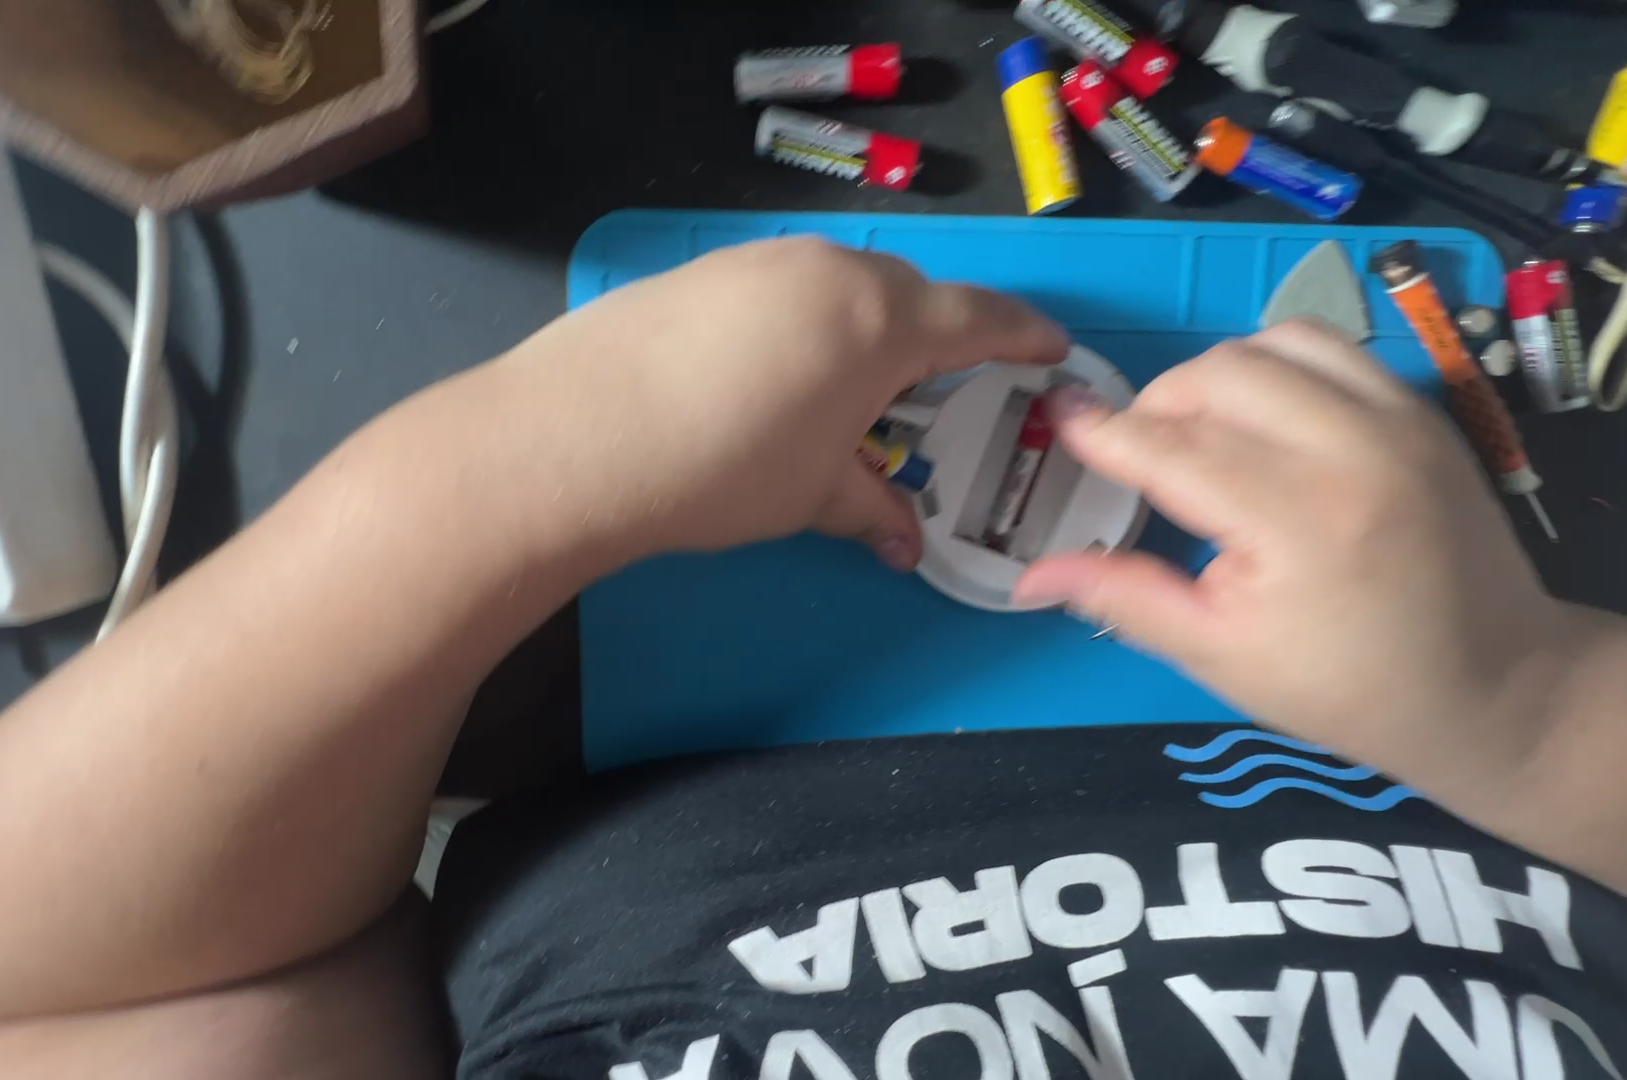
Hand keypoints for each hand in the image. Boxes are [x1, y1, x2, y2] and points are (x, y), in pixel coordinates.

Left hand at [505, 237, 1067, 568]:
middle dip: (935, 338)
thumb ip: (870, 510)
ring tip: (844, 389)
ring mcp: (761, 262)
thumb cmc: (724, 471)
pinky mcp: (704, 270)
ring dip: (863, 330)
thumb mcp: (812, 495)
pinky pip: (783, 289)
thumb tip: (906, 547)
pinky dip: (802, 324)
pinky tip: (767, 374)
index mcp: (881, 321)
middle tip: (932, 392)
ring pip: (843, 287)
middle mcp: (830, 272)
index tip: (1049, 349)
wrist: (577, 439)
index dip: (1022, 335)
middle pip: (910, 296)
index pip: (978, 319)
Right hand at [1013, 320, 1578, 790]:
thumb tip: (1028, 577)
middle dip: (1151, 403)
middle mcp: (1352, 448)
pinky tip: (1256, 421)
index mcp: (1297, 521)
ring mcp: (1398, 418)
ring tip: (1194, 432)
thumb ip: (1120, 598)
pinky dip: (1269, 367)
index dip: (1102, 431)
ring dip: (1209, 377)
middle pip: (1215, 376)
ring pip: (1269, 343)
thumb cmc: (1344, 687)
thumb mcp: (1216, 654)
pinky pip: (1324, 348)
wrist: (1501, 686)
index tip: (1057, 416)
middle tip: (1134, 453)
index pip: (1171, 448)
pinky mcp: (1420, 409)